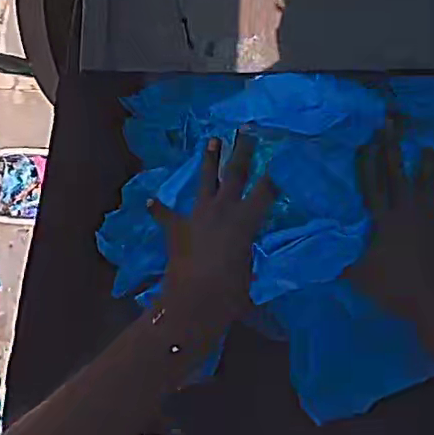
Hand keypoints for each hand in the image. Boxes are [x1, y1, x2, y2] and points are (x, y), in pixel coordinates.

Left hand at [149, 132, 276, 325]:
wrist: (192, 304)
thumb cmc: (231, 293)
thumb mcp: (252, 272)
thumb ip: (254, 255)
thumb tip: (256, 253)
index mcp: (246, 218)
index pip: (267, 189)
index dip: (276, 172)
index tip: (283, 154)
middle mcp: (223, 209)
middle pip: (235, 172)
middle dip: (242, 150)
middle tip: (246, 130)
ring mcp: (197, 215)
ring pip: (205, 181)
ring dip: (209, 160)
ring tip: (212, 140)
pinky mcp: (176, 229)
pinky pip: (166, 215)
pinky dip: (159, 208)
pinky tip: (151, 200)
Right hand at [348, 122, 433, 322]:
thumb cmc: (394, 288)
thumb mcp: (360, 277)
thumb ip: (343, 262)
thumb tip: (322, 252)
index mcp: (384, 219)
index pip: (371, 184)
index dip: (367, 162)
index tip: (365, 141)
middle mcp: (406, 210)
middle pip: (398, 173)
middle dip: (393, 148)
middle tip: (391, 124)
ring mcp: (430, 216)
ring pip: (429, 182)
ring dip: (428, 164)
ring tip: (429, 147)